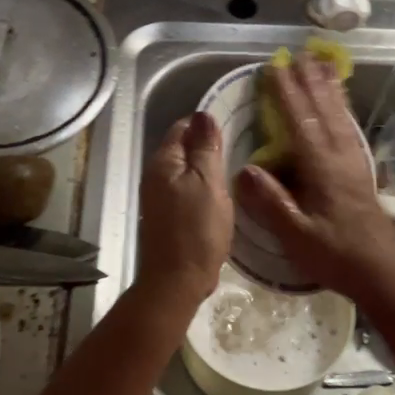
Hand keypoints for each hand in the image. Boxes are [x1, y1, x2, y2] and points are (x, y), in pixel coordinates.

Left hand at [136, 112, 233, 308]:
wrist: (176, 281)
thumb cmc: (196, 228)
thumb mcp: (208, 182)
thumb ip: (206, 147)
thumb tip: (203, 113)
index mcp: (163, 161)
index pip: (183, 127)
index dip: (206, 125)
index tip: (235, 127)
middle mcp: (154, 175)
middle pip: (182, 148)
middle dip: (207, 146)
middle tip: (240, 149)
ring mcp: (158, 197)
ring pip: (185, 171)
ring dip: (206, 169)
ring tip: (234, 171)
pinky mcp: (166, 217)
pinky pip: (186, 191)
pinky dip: (202, 189)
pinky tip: (220, 197)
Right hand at [235, 56, 394, 301]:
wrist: (381, 273)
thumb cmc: (336, 256)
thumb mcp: (296, 236)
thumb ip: (270, 203)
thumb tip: (244, 169)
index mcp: (322, 168)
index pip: (301, 121)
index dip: (287, 93)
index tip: (275, 68)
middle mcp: (340, 157)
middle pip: (323, 110)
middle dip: (310, 81)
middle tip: (299, 55)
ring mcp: (354, 162)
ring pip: (340, 115)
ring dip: (329, 88)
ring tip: (323, 65)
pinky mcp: (361, 171)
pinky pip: (350, 128)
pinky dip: (343, 109)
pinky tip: (340, 104)